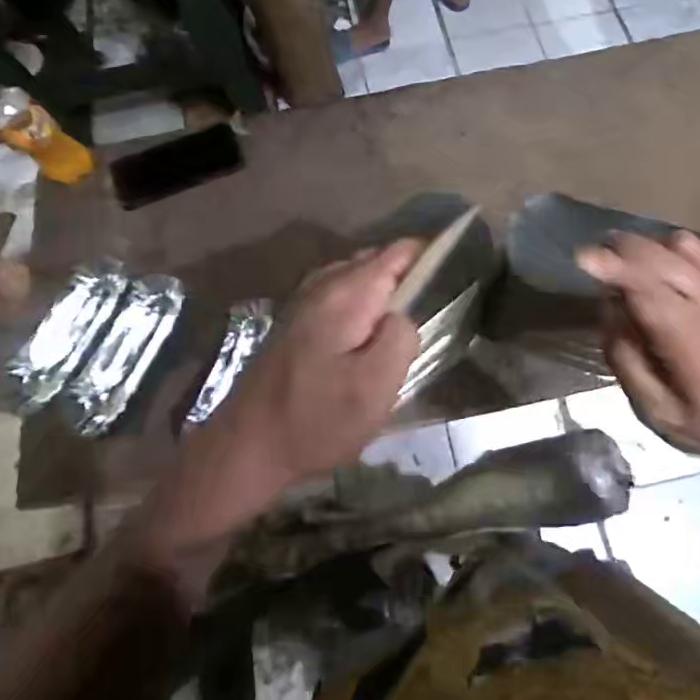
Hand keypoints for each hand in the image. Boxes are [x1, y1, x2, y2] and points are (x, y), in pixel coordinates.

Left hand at [216, 240, 422, 483]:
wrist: (248, 445)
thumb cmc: (316, 419)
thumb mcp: (374, 387)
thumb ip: (400, 340)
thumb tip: (403, 316)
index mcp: (346, 296)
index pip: (395, 254)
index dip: (426, 255)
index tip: (452, 269)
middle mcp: (322, 287)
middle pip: (373, 260)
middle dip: (405, 271)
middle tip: (432, 302)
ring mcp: (302, 303)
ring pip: (352, 276)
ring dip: (380, 287)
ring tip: (405, 313)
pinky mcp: (293, 323)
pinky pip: (336, 293)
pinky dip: (358, 299)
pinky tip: (365, 328)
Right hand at [578, 231, 699, 487]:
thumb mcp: (660, 412)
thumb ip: (626, 362)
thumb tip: (608, 316)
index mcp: (686, 332)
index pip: (641, 283)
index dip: (609, 266)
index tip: (581, 257)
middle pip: (656, 254)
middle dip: (619, 249)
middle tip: (594, 261)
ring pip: (677, 244)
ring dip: (645, 247)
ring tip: (624, 263)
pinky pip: (699, 251)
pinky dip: (670, 249)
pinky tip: (658, 267)